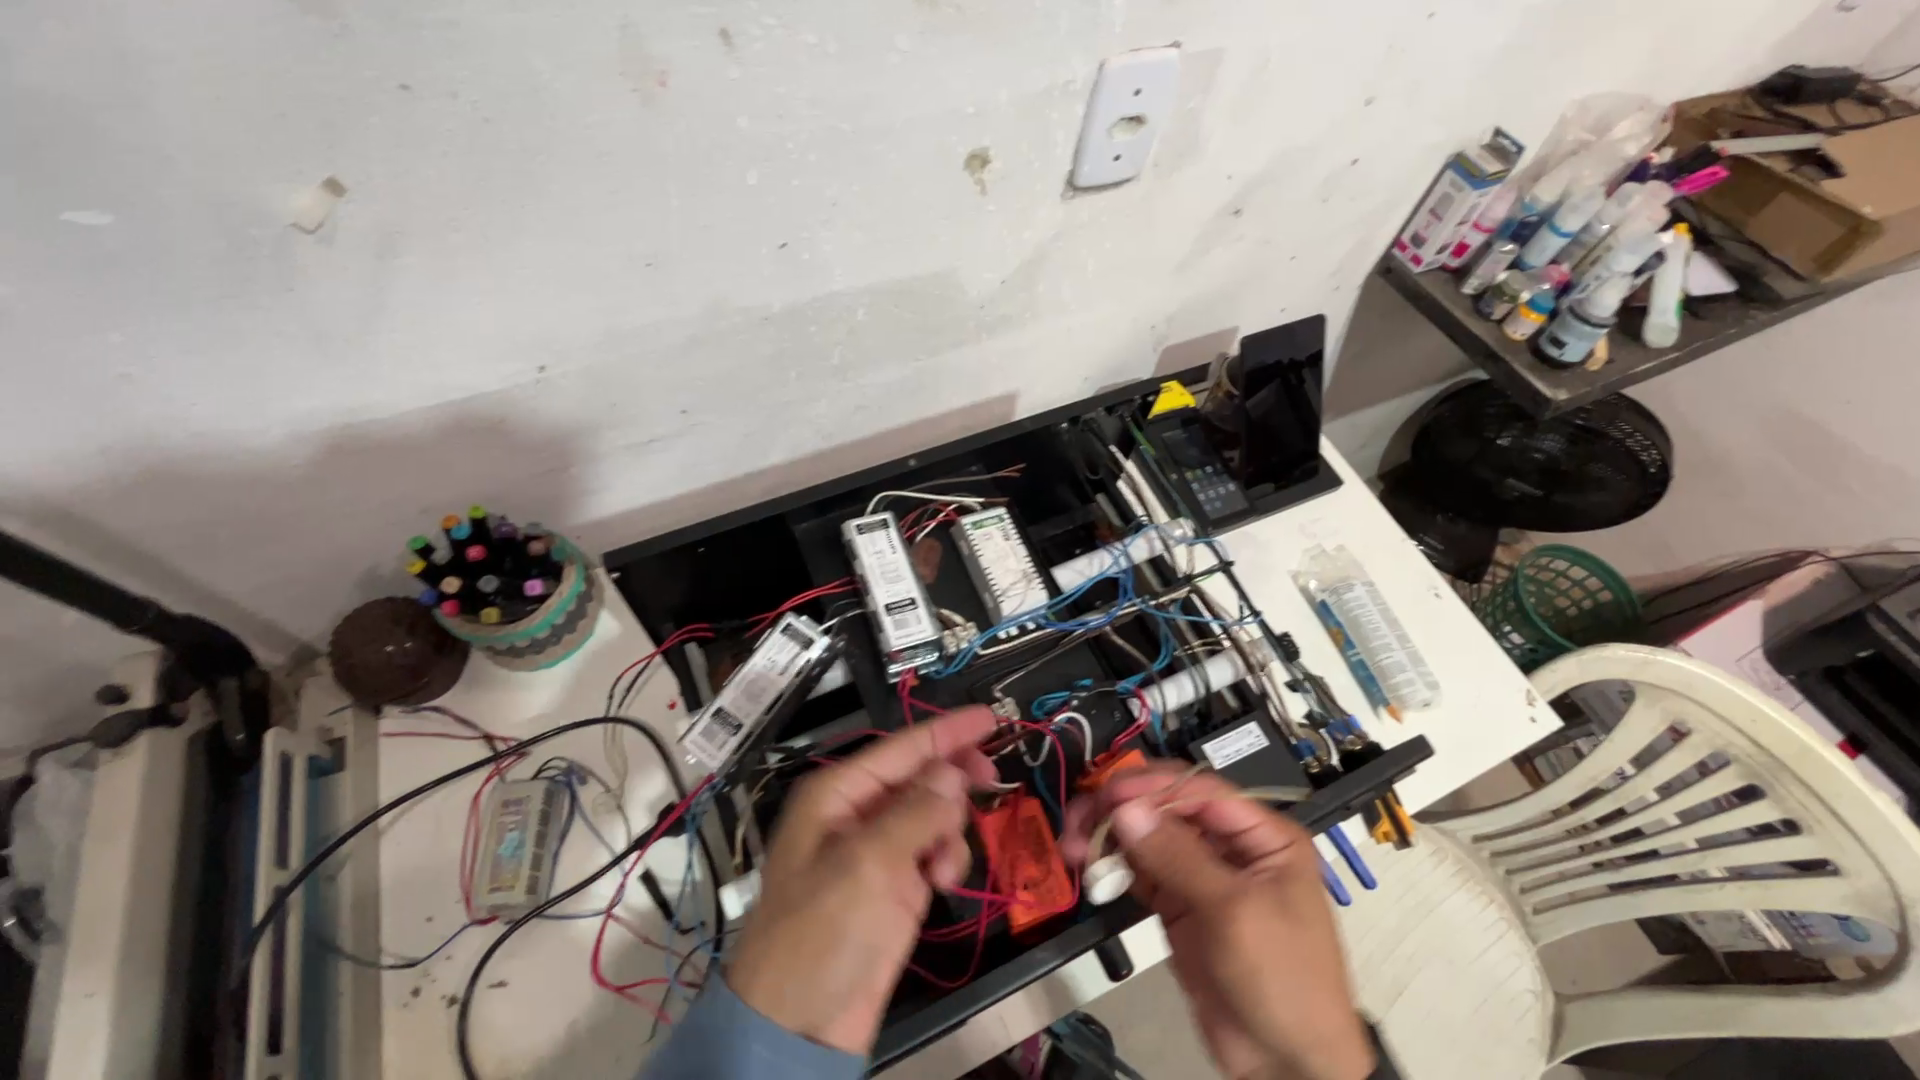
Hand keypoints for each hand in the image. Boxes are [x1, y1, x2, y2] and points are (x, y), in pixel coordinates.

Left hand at [725, 706, 998, 1055]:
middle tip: (991, 779)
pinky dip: (946, 860)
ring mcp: (878, 852)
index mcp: (837, 795)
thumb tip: (951, 773)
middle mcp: (858, 815)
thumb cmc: (819, 932)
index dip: (947, 731)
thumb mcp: (864, 864)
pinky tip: (940, 883)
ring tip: (941, 865)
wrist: (801, 1021)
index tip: (991, 716)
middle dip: (953, 780)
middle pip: (920, 777)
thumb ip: (914, 813)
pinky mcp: (896, 887)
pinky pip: (935, 852)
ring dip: (950, 831)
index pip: (901, 749)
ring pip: (934, 815)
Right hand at [1062, 764, 1375, 1079]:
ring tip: (1073, 845)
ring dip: (1110, 837)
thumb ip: (1178, 856)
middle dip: (1123, 810)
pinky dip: (1114, 868)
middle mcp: (1231, 848)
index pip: (1201, 791)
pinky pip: (1141, 874)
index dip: (1153, 787)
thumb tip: (1125, 808)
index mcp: (1263, 837)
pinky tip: (1088, 867)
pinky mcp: (1178, 907)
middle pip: (1169, 810)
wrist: (1288, 1064)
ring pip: (1148, 840)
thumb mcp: (1234, 911)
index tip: (1107, 792)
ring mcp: (1202, 878)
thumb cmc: (1282, 978)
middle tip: (1079, 819)